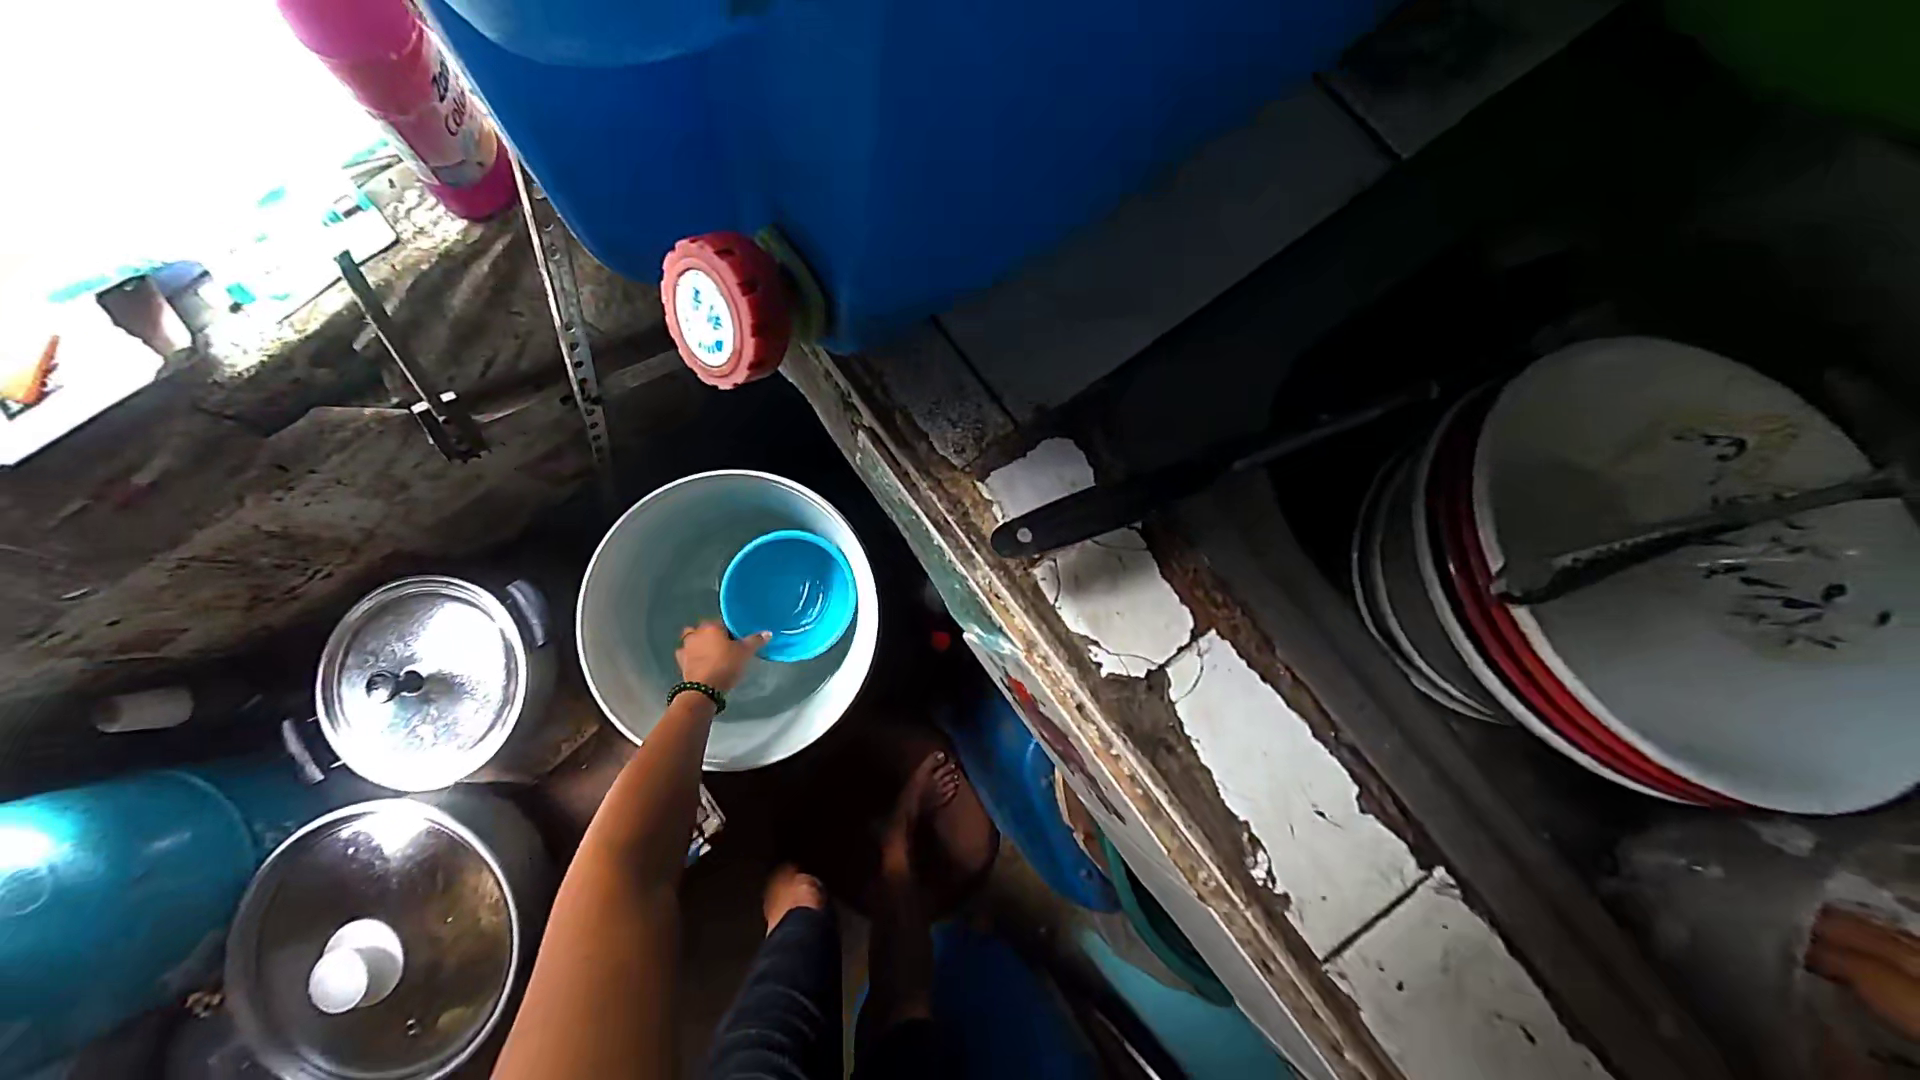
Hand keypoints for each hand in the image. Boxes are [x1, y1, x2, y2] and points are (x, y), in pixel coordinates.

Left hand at [675, 620, 769, 693]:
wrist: (704, 689)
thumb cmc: (726, 665)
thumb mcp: (745, 652)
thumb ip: (756, 640)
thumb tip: (768, 632)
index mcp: (711, 626)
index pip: (722, 622)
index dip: (730, 630)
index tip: (737, 640)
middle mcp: (696, 633)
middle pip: (705, 629)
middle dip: (712, 634)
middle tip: (724, 645)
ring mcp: (686, 647)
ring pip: (692, 639)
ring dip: (698, 643)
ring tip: (710, 653)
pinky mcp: (681, 661)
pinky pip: (686, 653)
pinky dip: (692, 655)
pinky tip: (699, 662)